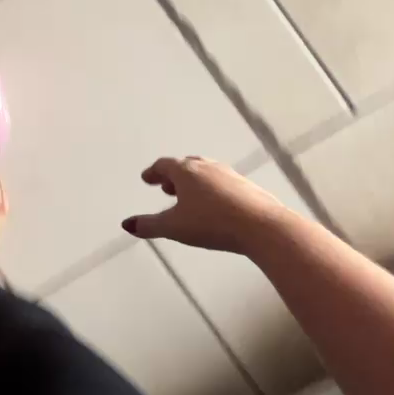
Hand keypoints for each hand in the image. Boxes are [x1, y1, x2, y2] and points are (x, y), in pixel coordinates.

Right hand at [122, 156, 303, 254]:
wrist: (267, 229)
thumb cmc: (213, 223)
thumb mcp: (174, 227)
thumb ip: (149, 225)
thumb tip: (127, 225)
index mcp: (186, 172)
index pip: (164, 165)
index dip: (153, 172)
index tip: (147, 179)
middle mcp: (209, 169)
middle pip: (187, 165)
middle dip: (175, 175)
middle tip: (167, 187)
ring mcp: (234, 177)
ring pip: (209, 174)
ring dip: (196, 183)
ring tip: (192, 198)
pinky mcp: (253, 190)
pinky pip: (227, 185)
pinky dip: (216, 191)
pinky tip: (219, 208)